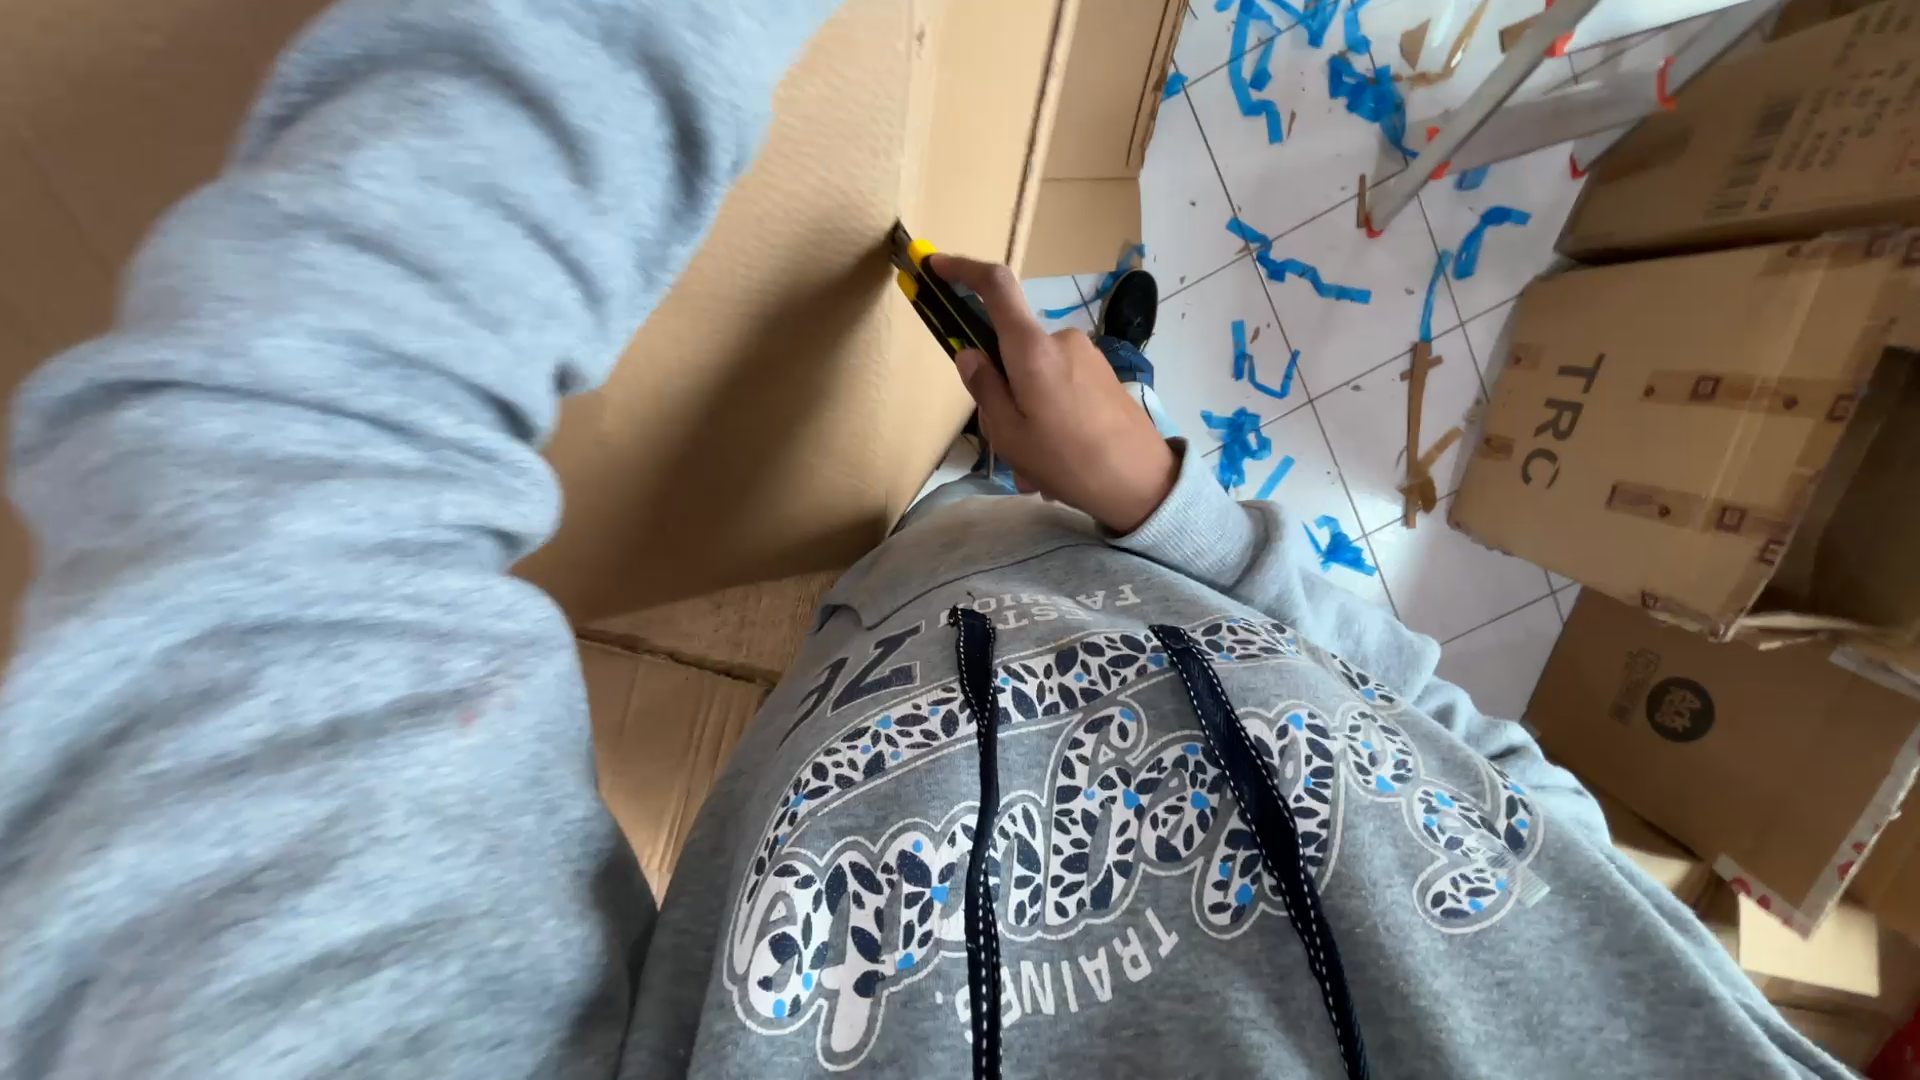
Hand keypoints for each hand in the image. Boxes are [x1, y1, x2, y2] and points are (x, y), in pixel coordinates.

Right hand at [930, 254, 1177, 533]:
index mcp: (1032, 349)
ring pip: (1035, 381)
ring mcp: (1087, 357)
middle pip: (1011, 353)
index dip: (963, 270)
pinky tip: (1058, 467)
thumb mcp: (1010, 433)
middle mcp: (1062, 341)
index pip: (996, 287)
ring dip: (1027, 421)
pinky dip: (1050, 424)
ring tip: (1037, 472)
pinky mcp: (1103, 376)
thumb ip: (984, 388)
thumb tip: (969, 353)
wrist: (1143, 483)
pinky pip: (1060, 393)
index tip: (938, 266)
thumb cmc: (1068, 460)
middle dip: (1001, 398)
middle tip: (1007, 448)